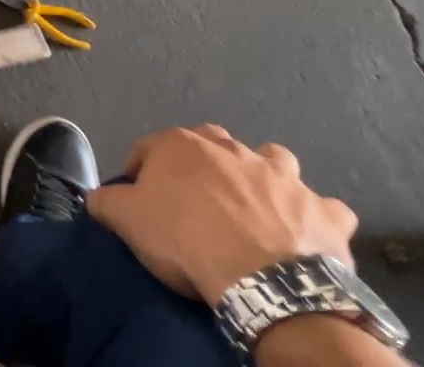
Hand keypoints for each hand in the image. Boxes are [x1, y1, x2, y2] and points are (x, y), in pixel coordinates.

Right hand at [87, 125, 357, 305]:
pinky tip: (306, 232)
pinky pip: (324, 207)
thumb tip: (97, 196)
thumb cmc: (187, 239)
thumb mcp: (126, 219)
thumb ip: (105, 200)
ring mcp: (284, 177)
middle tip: (196, 197)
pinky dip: (315, 216)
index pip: (149, 147)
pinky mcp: (325, 211)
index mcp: (181, 145)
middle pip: (211, 143)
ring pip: (274, 159)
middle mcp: (233, 148)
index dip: (141, 171)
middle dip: (203, 162)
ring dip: (265, 175)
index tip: (139, 198)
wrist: (264, 280)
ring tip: (255, 205)